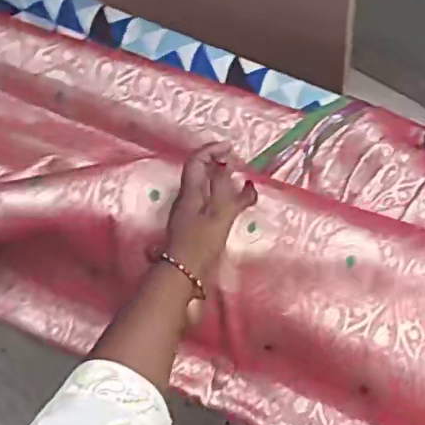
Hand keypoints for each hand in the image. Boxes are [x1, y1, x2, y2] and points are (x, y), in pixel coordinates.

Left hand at [163, 143, 257, 278]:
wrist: (184, 276)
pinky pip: (210, 204)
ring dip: (222, 181)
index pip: (197, 161)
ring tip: (241, 182)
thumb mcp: (217, 215)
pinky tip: (236, 205)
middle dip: (219, 163)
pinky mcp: (195, 227)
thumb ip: (225, 190)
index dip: (212, 150)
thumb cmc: (200, 245)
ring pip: (205, 188)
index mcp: (190, 193)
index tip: (232, 148)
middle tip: (238, 164)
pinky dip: (224, 198)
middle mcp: (187, 200)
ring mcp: (190, 214)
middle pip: (200, 173)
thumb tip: (229, 166)